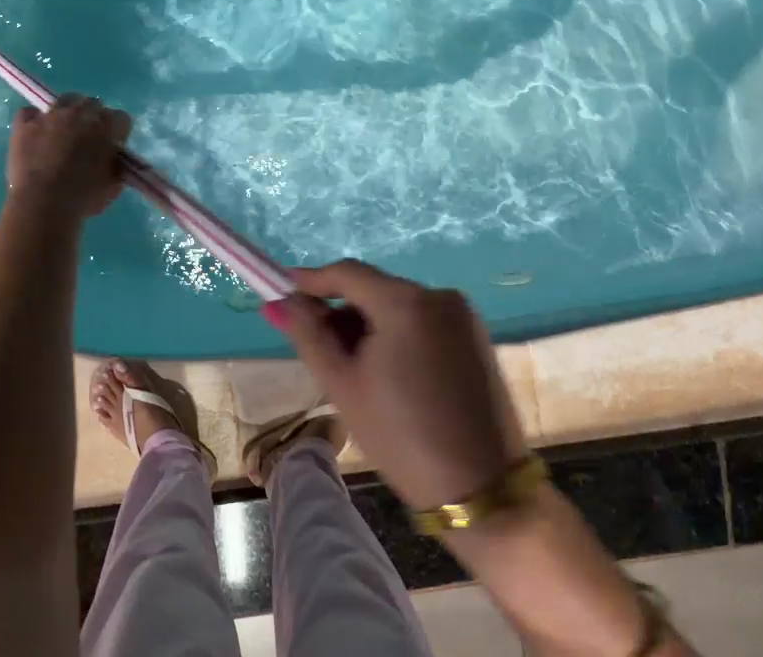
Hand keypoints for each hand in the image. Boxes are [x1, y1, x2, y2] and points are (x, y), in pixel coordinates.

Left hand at [5, 95, 131, 220]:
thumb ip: (116, 165)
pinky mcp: (24, 124)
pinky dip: (33, 120)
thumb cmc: (83, 198)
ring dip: (67, 113)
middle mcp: (80, 113)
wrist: (43, 204)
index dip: (118, 133)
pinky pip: (30, 112)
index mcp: (107, 127)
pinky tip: (35, 133)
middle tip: (88, 141)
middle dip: (93, 119)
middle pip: (93, 104)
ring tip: (62, 133)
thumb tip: (112, 159)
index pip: (121, 119)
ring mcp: (50, 116)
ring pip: (64, 101)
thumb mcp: (113, 185)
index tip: (113, 148)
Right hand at [266, 260, 523, 509]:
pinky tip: (389, 376)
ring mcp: (464, 316)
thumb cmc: (401, 437)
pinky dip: (398, 337)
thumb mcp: (342, 385)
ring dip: (369, 327)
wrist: (482, 489)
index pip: (348, 274)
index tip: (281, 292)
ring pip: (399, 308)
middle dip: (341, 312)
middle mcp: (440, 296)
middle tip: (317, 349)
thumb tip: (280, 302)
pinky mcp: (477, 338)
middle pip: (375, 290)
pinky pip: (424, 323)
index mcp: (406, 302)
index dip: (311, 281)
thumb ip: (307, 334)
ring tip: (354, 372)